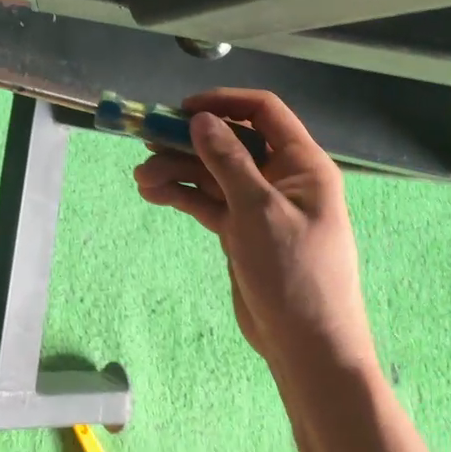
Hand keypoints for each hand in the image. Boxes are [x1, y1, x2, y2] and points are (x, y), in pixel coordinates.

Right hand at [132, 88, 374, 376]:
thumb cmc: (294, 273)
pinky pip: (206, 199)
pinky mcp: (240, 229)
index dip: (223, 102)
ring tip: (142, 178)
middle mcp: (280, 177)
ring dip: (176, 169)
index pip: (263, 112)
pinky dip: (180, 193)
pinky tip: (152, 193)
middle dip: (187, 141)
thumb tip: (199, 118)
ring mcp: (258, 204)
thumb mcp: (258, 210)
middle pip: (228, 141)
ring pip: (211, 171)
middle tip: (147, 141)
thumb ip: (227, 160)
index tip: (183, 109)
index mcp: (302, 165)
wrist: (308, 348)